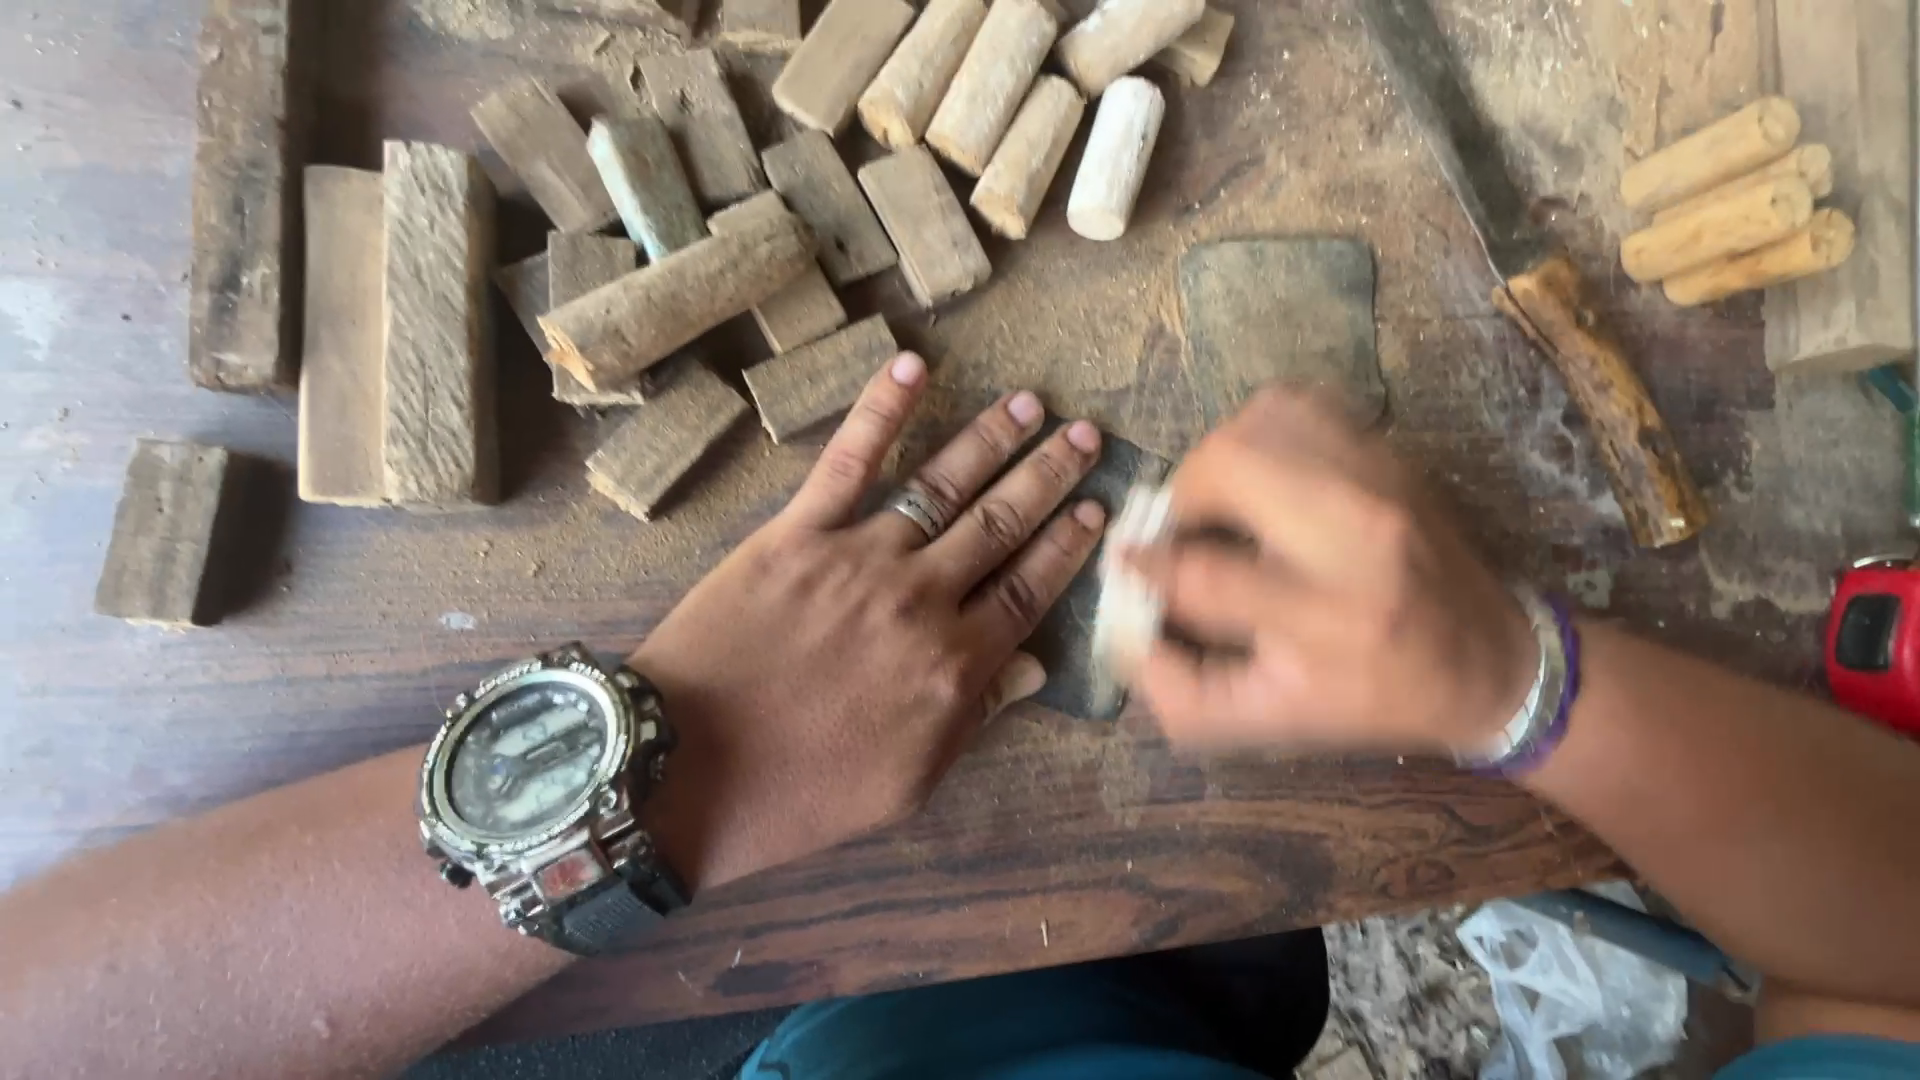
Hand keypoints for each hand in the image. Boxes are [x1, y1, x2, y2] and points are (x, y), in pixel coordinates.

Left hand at [635, 354, 1106, 891]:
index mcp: (953, 664)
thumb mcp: (908, 779)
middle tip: (1083, 436)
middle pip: (1000, 525)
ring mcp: (859, 557)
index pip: (1029, 590)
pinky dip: (881, 409)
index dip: (1067, 546)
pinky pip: (847, 461)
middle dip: (1048, 477)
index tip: (1095, 508)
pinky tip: (912, 365)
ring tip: (1029, 404)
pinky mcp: (797, 533)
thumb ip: (976, 716)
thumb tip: (1033, 666)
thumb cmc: (803, 790)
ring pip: (942, 485)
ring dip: (991, 439)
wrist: (687, 772)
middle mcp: (921, 599)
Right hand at [1128, 388, 1535, 755]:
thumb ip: (1180, 691)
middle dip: (1181, 492)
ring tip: (1219, 501)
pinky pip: (1296, 405)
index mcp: (1327, 619)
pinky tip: (1260, 472)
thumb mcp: (1269, 723)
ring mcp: (1380, 480)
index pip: (1205, 574)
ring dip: (1217, 457)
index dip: (1147, 563)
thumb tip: (1122, 631)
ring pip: (1261, 422)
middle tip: (1177, 526)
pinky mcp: (1390, 451)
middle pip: (1234, 464)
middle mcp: (1358, 536)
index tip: (1127, 562)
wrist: (1488, 659)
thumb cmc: (1368, 697)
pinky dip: (1258, 430)